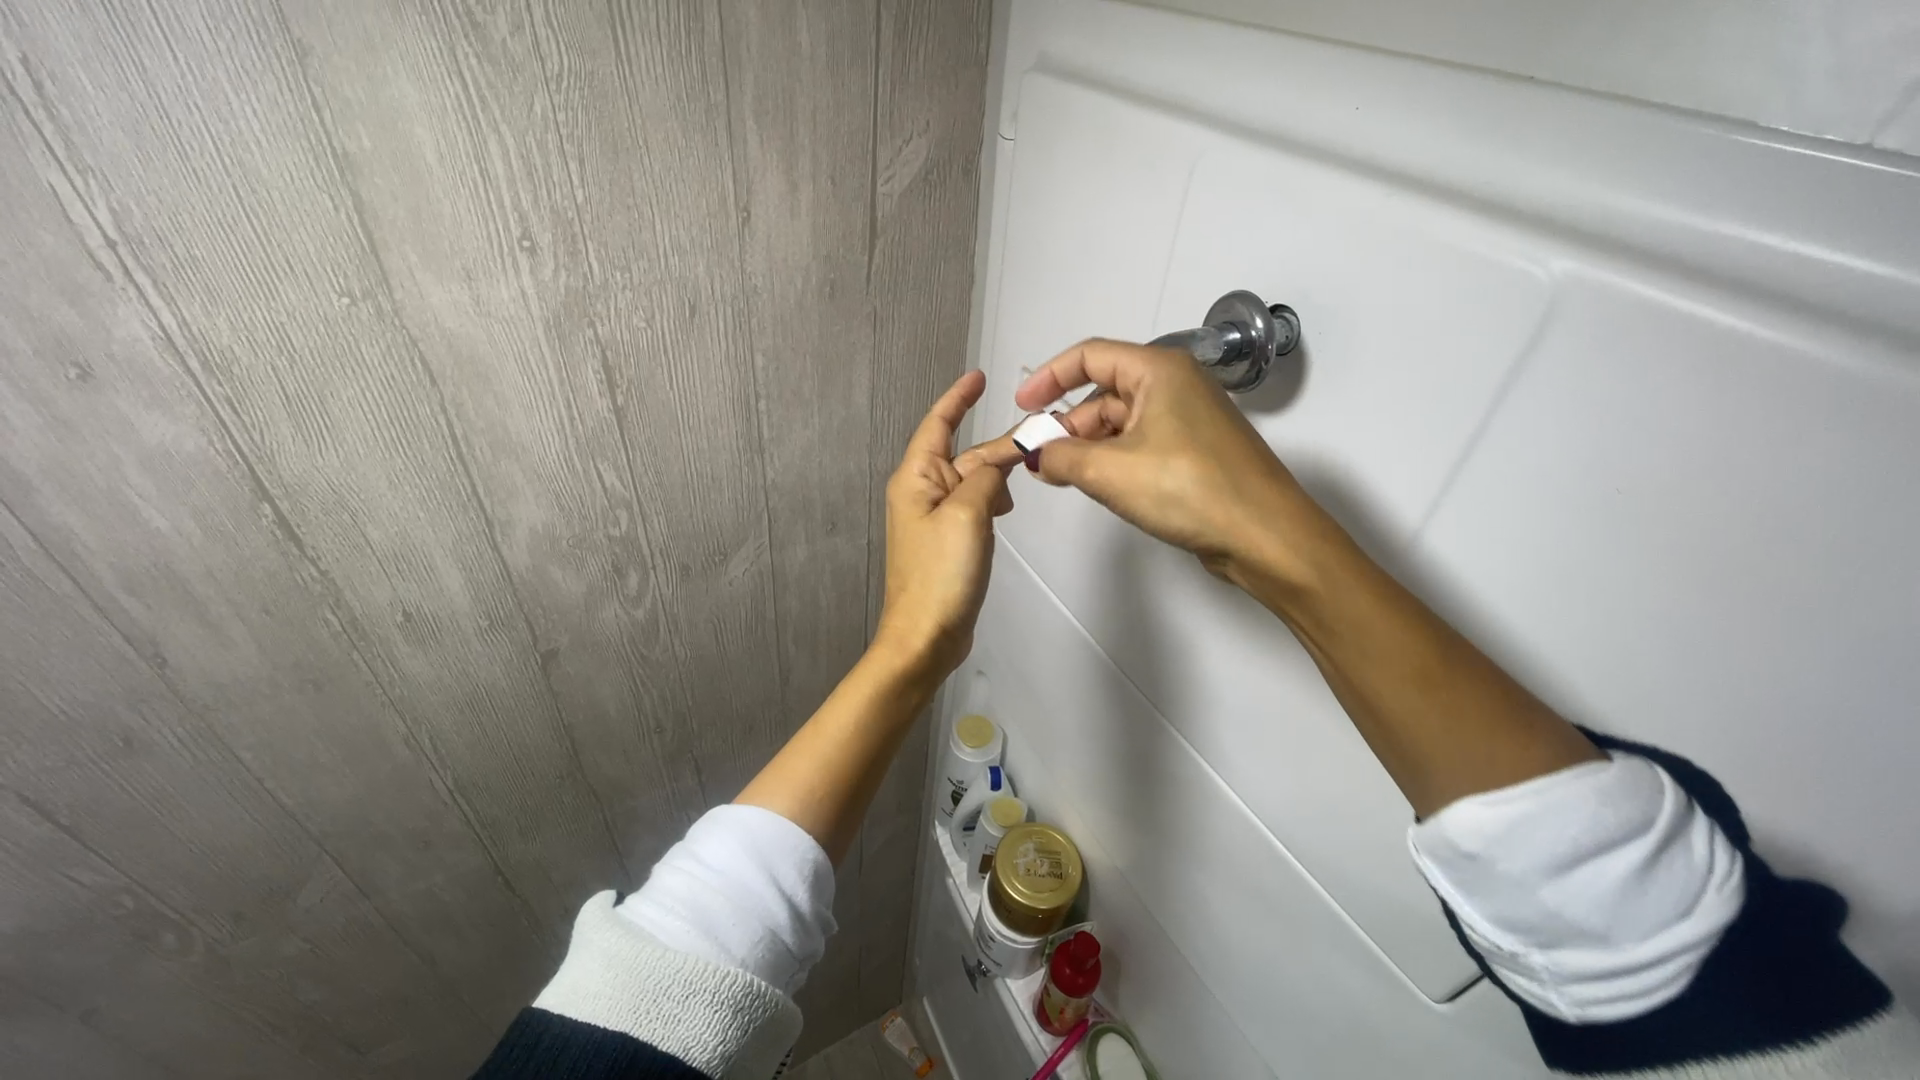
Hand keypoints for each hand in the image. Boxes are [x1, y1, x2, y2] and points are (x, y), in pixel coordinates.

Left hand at [875, 370, 1013, 679]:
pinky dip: (992, 500)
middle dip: (996, 445)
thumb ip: (986, 477)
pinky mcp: (948, 543)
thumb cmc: (940, 575)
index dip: (957, 398)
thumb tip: (997, 465)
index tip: (978, 378)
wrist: (925, 638)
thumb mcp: (968, 514)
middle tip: (1038, 435)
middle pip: (963, 454)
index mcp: (915, 479)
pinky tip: (1006, 508)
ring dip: (997, 474)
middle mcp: (921, 494)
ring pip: (972, 481)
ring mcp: (934, 520)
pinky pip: (973, 506)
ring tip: (1023, 475)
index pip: (937, 424)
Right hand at [960, 339, 1334, 585]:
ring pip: (1121, 423)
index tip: (1020, 406)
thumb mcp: (1109, 471)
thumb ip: (1061, 457)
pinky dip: (1112, 461)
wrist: (1264, 535)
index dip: (1048, 377)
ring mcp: (1188, 420)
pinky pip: (1140, 445)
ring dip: (1087, 446)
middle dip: (1066, 423)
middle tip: (1038, 459)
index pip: (1090, 356)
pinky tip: (1097, 486)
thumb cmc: (1187, 488)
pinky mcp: (1194, 453)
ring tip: (1061, 477)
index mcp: (1158, 371)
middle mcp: (1175, 385)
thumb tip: (1036, 456)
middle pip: (1103, 392)